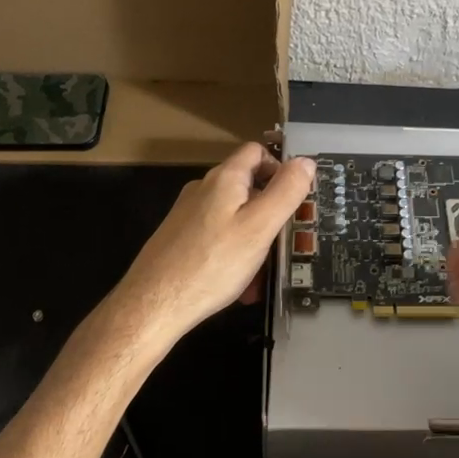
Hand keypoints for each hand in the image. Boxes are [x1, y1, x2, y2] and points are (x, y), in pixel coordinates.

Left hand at [107, 143, 314, 345]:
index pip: (257, 152)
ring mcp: (188, 215)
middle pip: (247, 188)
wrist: (153, 305)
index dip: (280, 168)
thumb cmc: (212, 264)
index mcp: (224, 179)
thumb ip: (286, 192)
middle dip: (269, 215)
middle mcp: (202, 190)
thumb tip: (305, 161)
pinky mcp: (180, 239)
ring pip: (234, 218)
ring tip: (263, 276)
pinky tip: (239, 287)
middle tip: (284, 244)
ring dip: (254, 242)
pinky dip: (234, 256)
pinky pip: (218, 239)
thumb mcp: (260, 227)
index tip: (295, 197)